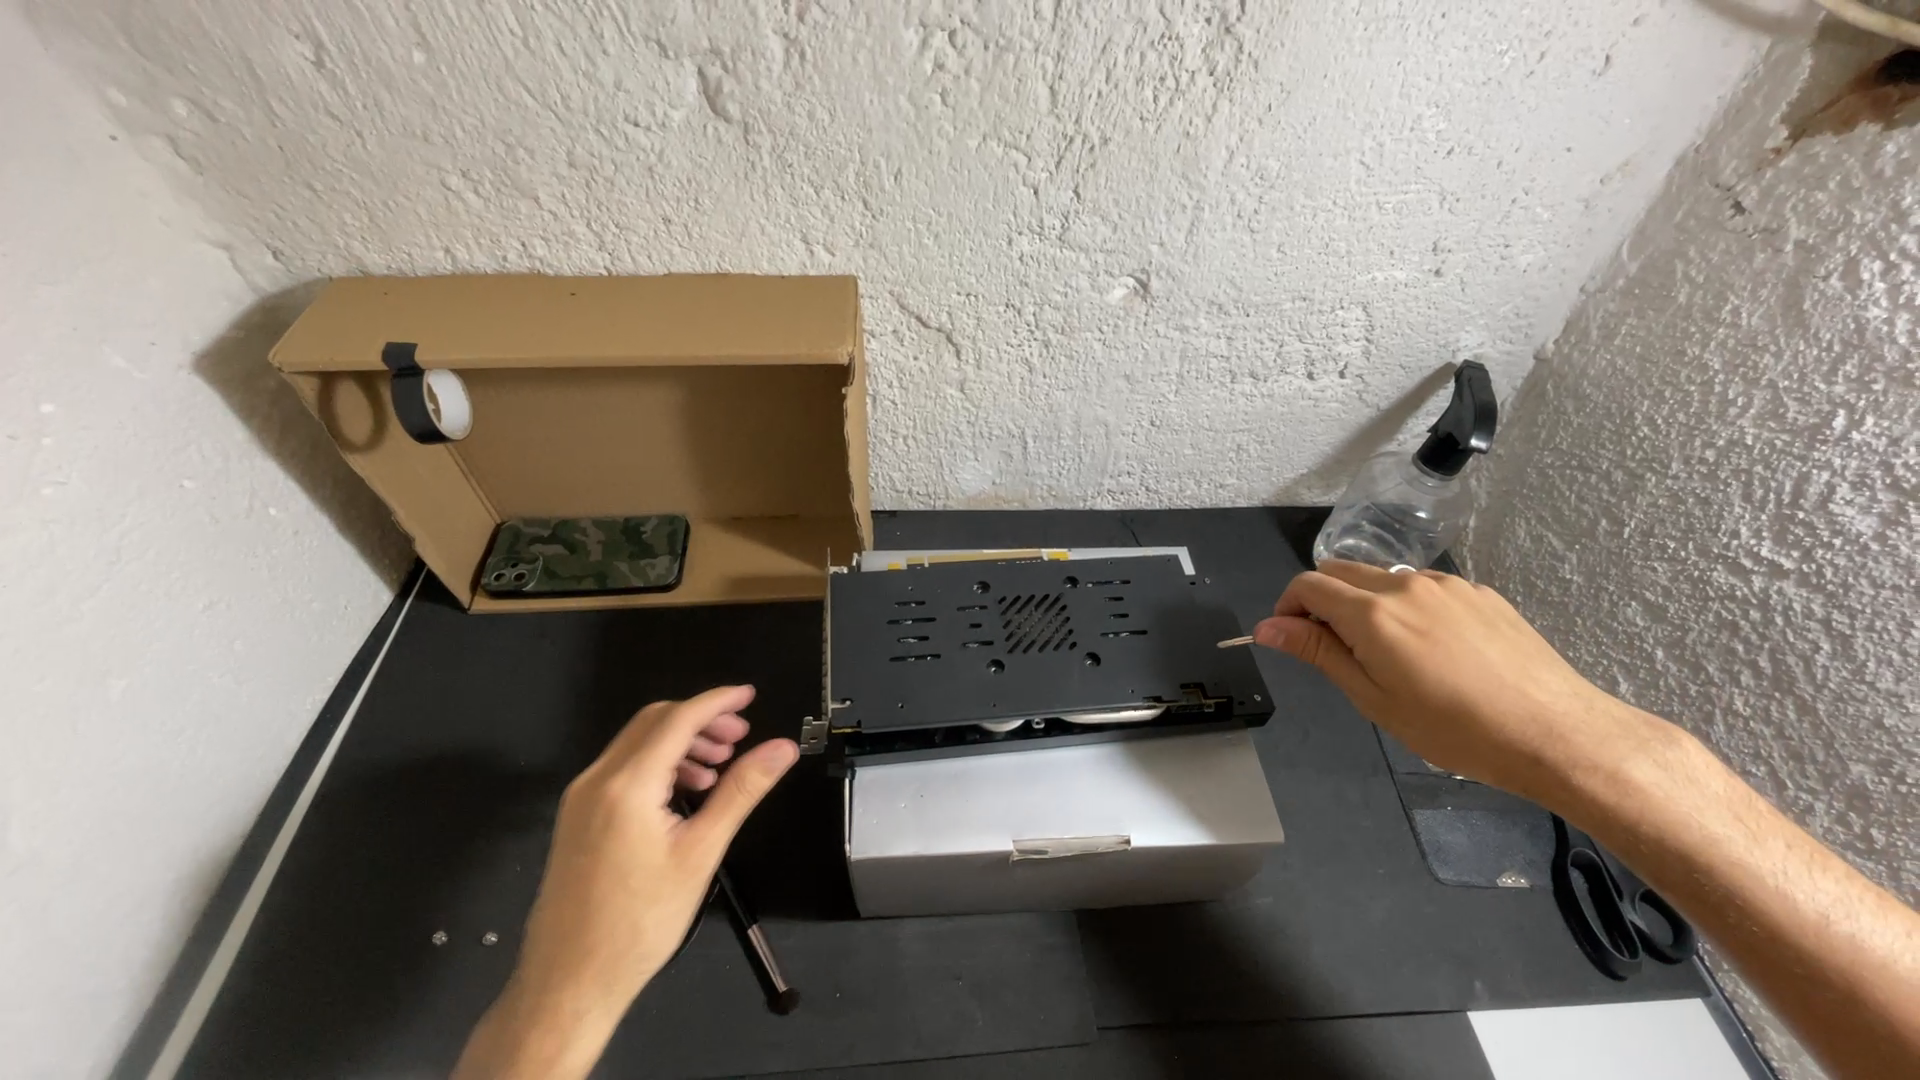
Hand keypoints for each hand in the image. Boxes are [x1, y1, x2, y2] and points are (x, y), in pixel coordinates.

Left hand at [454, 685, 797, 1079]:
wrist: (570, 981)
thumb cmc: (641, 920)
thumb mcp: (702, 852)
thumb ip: (742, 791)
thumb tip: (781, 748)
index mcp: (627, 784)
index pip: (678, 718)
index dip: (717, 701)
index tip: (749, 696)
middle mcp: (596, 779)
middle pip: (654, 722)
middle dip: (701, 720)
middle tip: (740, 736)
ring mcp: (580, 798)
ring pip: (636, 744)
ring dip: (680, 742)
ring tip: (719, 768)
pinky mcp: (576, 817)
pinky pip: (622, 769)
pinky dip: (658, 765)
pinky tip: (684, 794)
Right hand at [1253, 561, 1665, 803]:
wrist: (1555, 732)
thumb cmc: (1452, 729)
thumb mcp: (1372, 698)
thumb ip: (1317, 652)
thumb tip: (1267, 627)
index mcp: (1372, 612)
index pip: (1308, 585)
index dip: (1288, 608)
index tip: (1292, 640)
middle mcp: (1406, 584)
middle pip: (1341, 571)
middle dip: (1322, 601)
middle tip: (1336, 651)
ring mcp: (1448, 585)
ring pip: (1383, 578)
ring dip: (1366, 603)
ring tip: (1391, 656)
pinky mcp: (1480, 594)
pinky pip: (1424, 588)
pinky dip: (1408, 607)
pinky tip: (1435, 651)